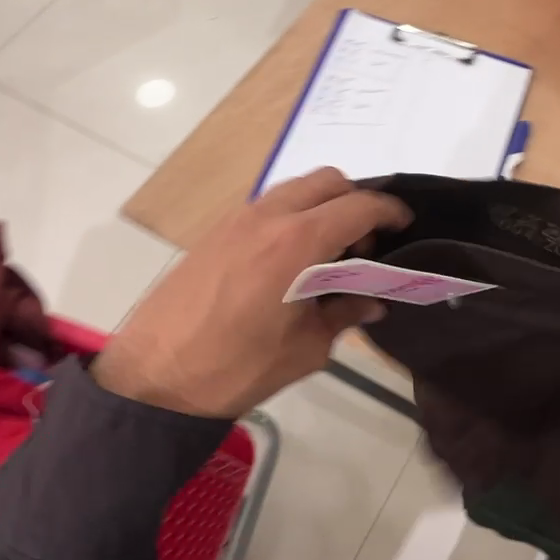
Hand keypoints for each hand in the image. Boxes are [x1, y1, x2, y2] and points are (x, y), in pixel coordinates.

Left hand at [92, 168, 411, 417]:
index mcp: (298, 243)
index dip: (390, 212)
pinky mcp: (216, 232)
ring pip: (296, 188)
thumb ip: (345, 314)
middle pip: (329, 181)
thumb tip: (371, 302)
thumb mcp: (307, 349)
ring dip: (323, 205)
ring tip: (329, 250)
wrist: (153, 379)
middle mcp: (269, 217)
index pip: (359, 206)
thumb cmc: (237, 368)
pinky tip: (293, 259)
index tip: (405, 226)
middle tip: (365, 243)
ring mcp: (238, 220)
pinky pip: (269, 205)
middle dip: (357, 202)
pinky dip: (294, 215)